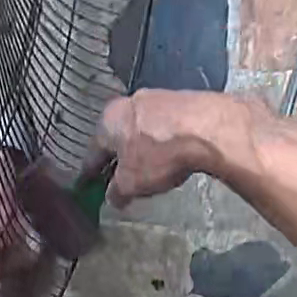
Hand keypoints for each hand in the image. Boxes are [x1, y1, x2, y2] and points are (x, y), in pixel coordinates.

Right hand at [94, 89, 253, 204]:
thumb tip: (113, 197)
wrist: (207, 129)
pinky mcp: (180, 100)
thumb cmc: (159, 154)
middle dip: (118, 162)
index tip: (89, 186)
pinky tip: (169, 159)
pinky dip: (161, 144)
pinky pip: (162, 128)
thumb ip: (116, 192)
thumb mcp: (130, 184)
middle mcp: (127, 104)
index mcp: (107, 121)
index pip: (92, 154)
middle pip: (117, 139)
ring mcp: (155, 98)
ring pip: (140, 132)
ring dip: (140, 152)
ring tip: (148, 173)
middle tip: (120, 183)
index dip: (90, 175)